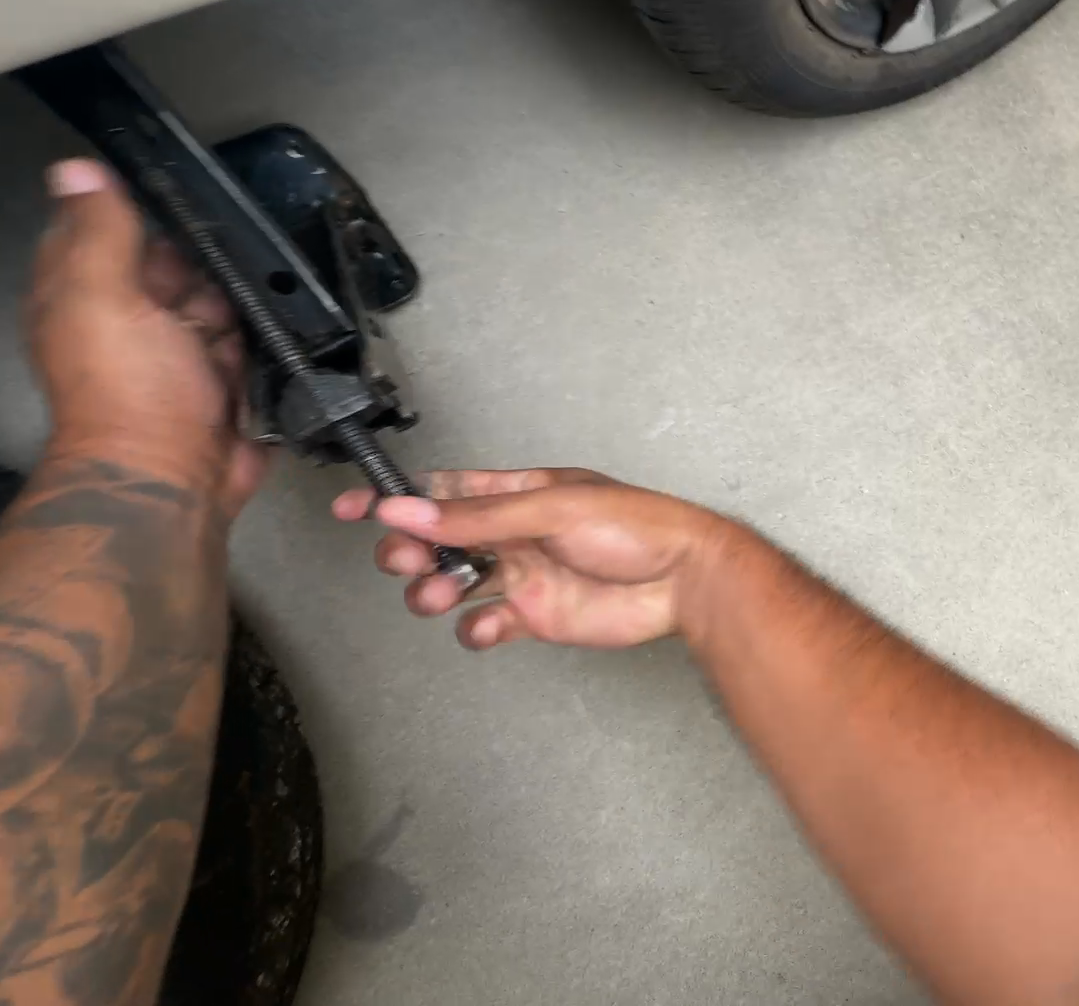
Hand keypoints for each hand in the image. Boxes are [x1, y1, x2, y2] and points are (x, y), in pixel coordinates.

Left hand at [29, 159, 267, 516]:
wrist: (179, 469)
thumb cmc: (130, 390)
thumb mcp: (104, 299)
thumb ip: (100, 237)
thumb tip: (80, 171)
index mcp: (96, 291)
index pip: (124, 233)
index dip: (158, 212)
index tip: (203, 194)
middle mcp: (145, 317)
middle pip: (192, 269)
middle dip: (224, 261)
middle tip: (253, 253)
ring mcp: (197, 349)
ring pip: (236, 304)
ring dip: (259, 299)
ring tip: (280, 292)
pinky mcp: (242, 376)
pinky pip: (267, 343)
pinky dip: (282, 334)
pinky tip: (299, 323)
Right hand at [332, 469, 741, 650]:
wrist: (683, 579)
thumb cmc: (636, 528)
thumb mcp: (556, 509)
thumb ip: (480, 515)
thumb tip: (403, 507)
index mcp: (521, 495)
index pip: (446, 491)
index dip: (398, 497)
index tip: (352, 508)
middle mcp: (517, 533)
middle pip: (437, 540)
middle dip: (409, 550)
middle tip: (410, 560)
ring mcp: (525, 574)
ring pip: (453, 584)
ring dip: (432, 592)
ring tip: (445, 594)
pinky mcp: (538, 614)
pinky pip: (486, 625)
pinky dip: (476, 629)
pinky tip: (492, 625)